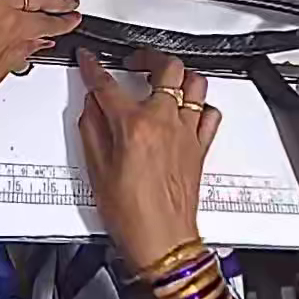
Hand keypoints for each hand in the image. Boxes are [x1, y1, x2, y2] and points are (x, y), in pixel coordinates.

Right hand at [76, 48, 222, 272]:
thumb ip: (92, 127)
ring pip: (194, 83)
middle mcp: (164, 121)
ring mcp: (186, 131)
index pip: (108, 84)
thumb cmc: (130, 213)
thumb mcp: (96, 168)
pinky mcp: (200, 146)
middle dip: (147, 56)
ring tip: (164, 77)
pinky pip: (209, 113)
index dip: (94, 68)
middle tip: (134, 61)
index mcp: (133, 125)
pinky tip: (187, 108)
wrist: (162, 242)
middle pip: (165, 67)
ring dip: (178, 75)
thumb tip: (92, 104)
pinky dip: (200, 104)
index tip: (89, 60)